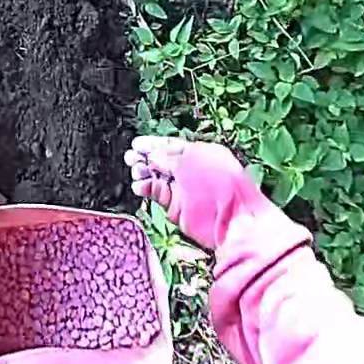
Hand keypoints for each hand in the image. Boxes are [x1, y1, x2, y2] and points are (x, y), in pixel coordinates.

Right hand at [122, 136, 270, 249]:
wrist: (233, 220)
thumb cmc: (219, 184)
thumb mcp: (190, 161)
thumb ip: (167, 157)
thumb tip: (151, 156)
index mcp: (200, 153)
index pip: (172, 145)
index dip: (154, 144)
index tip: (137, 143)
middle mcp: (192, 170)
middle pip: (163, 161)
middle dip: (145, 158)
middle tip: (130, 157)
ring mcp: (185, 189)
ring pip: (158, 178)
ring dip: (144, 173)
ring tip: (134, 171)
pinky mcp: (178, 208)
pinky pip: (159, 194)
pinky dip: (147, 189)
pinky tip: (139, 186)